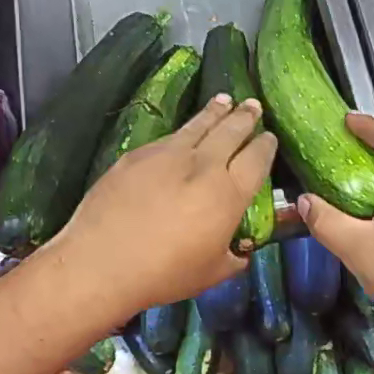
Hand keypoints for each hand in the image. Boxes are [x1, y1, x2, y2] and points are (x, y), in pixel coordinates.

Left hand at [42, 95, 276, 319]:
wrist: (103, 261)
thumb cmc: (165, 273)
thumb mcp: (212, 272)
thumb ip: (233, 257)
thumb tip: (239, 251)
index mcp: (229, 193)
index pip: (257, 158)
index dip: (266, 145)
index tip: (270, 138)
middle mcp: (204, 165)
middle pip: (231, 130)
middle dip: (245, 117)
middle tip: (254, 105)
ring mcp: (168, 155)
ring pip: (199, 125)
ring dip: (215, 111)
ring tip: (225, 100)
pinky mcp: (137, 155)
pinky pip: (168, 137)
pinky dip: (182, 131)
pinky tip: (182, 133)